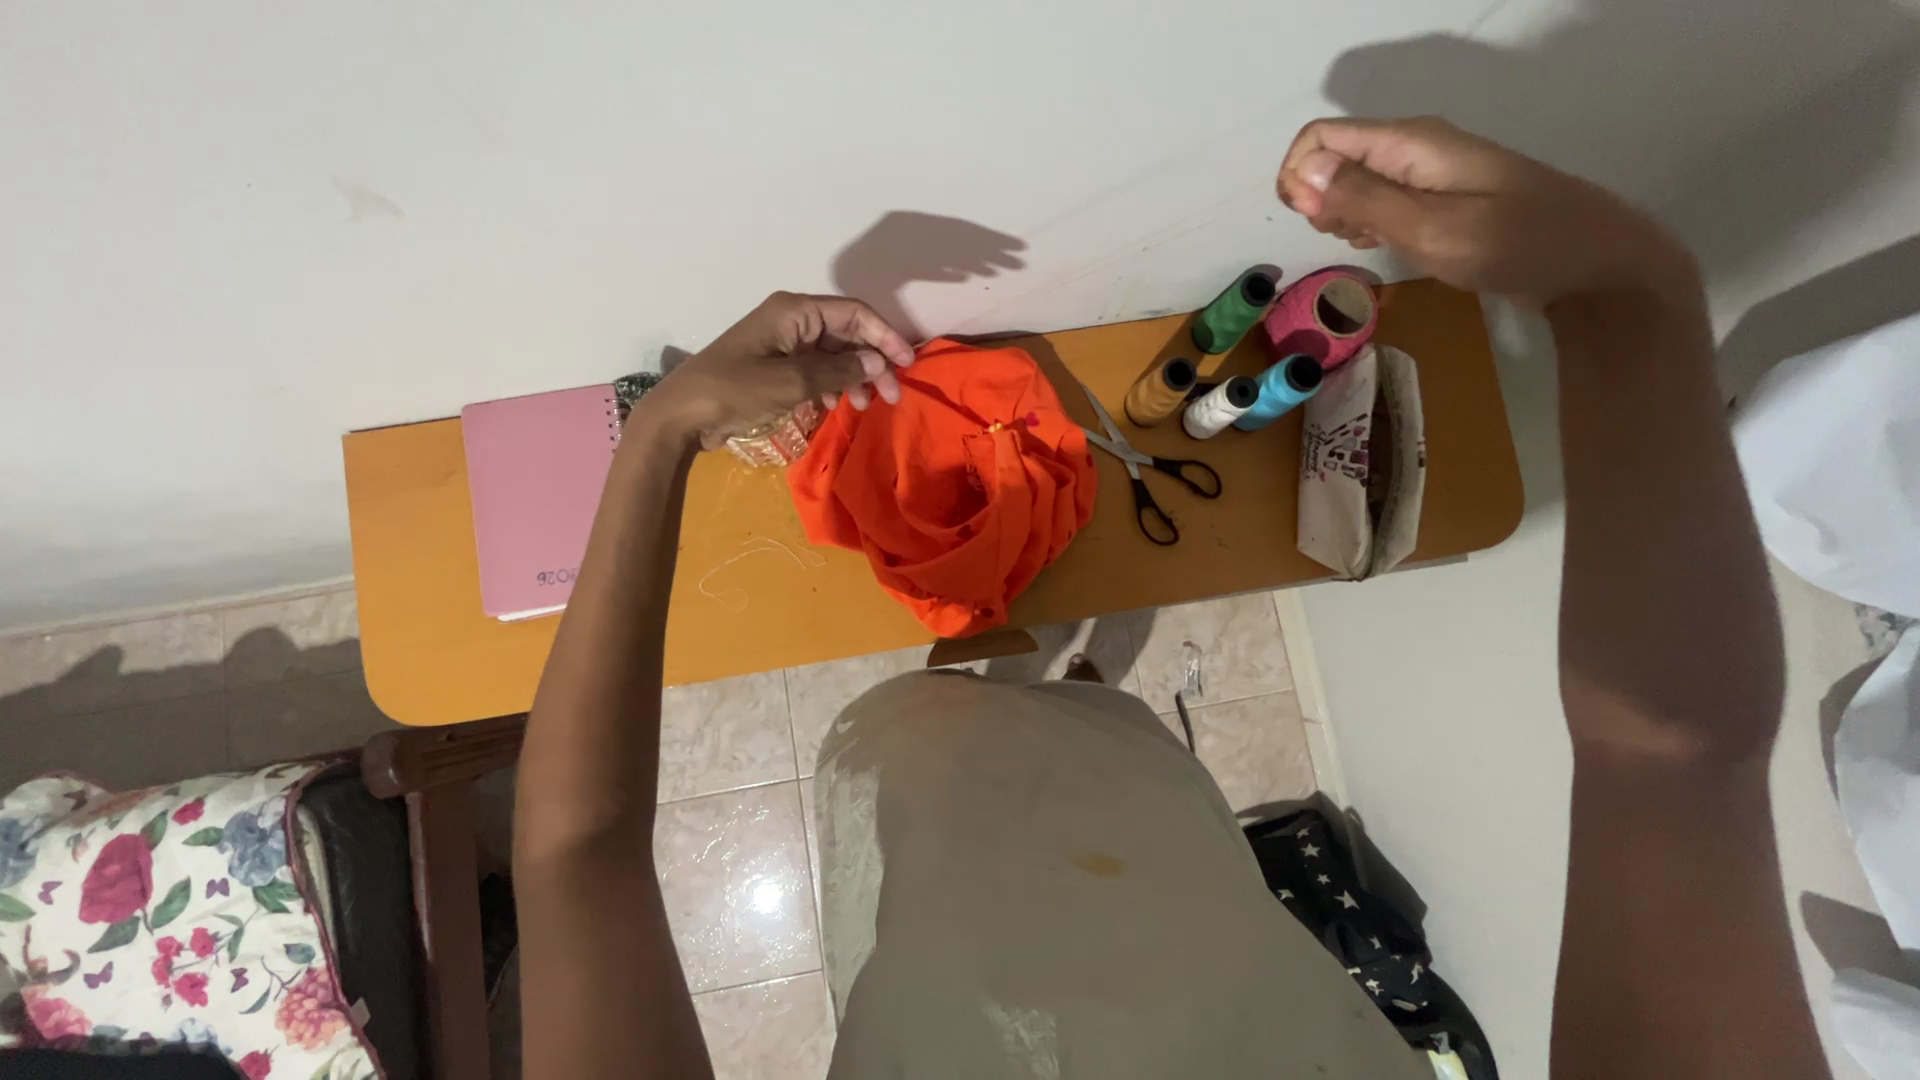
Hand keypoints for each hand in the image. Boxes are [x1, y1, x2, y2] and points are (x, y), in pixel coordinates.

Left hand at [640, 292, 914, 449]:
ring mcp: (784, 343)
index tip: (907, 364)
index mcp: (795, 311)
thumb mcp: (792, 382)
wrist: (683, 415)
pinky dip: (833, 385)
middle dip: (873, 361)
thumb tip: (877, 363)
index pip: (855, 313)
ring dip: (855, 376)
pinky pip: (817, 369)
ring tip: (866, 405)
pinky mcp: (777, 367)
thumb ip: (838, 372)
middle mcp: (792, 320)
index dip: (885, 336)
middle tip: (891, 395)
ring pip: (835, 354)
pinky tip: (837, 405)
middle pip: (848, 333)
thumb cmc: (735, 391)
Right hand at [1277, 116, 1696, 307]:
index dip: (1300, 177)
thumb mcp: (1428, 227)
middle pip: (1332, 159)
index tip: (1314, 221)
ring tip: (1370, 245)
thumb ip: (1363, 198)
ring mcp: (1425, 174)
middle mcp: (1412, 149)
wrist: (1589, 264)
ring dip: (1341, 215)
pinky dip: (1366, 225)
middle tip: (1347, 238)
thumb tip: (1303, 171)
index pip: (1321, 138)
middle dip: (1318, 200)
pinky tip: (1385, 246)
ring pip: (1351, 183)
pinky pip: (1378, 202)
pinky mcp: (1436, 199)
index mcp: (1409, 144)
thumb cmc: (1511, 244)